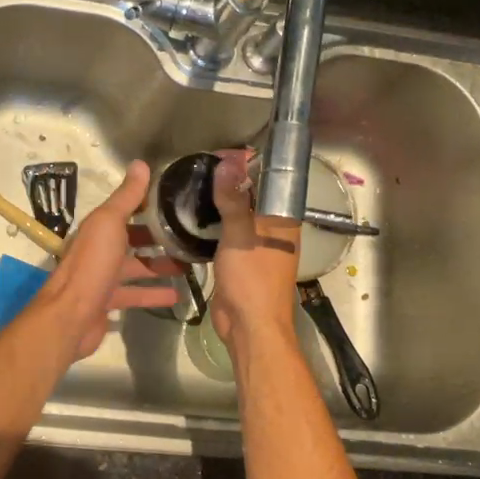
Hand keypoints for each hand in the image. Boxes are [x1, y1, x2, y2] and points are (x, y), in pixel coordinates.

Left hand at [30, 160, 179, 360]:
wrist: (71, 315)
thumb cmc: (92, 265)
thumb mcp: (109, 223)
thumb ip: (126, 197)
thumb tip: (139, 163)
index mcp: (99, 228)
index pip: (126, 210)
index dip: (148, 204)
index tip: (178, 201)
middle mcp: (99, 249)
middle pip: (132, 239)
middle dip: (158, 237)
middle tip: (189, 235)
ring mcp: (103, 277)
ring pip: (136, 267)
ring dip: (160, 266)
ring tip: (189, 265)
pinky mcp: (108, 301)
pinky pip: (135, 294)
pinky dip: (153, 294)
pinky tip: (176, 296)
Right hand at [209, 149, 301, 346]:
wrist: (250, 326)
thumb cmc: (252, 278)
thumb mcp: (241, 234)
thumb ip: (234, 199)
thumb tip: (228, 162)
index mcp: (283, 220)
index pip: (270, 181)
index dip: (250, 164)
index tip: (222, 152)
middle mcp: (274, 231)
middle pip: (254, 198)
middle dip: (232, 183)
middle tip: (202, 168)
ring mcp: (258, 248)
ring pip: (240, 217)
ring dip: (222, 205)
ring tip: (196, 188)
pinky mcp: (241, 263)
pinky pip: (229, 236)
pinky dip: (216, 226)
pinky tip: (197, 218)